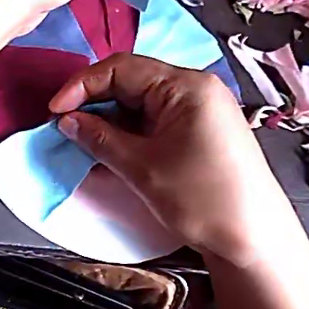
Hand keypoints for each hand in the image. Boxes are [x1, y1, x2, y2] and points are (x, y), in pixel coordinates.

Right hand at [49, 54, 299, 267]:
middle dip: (95, 103)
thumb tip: (67, 121)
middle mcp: (195, 88)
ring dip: (111, 120)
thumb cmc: (201, 199)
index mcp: (185, 85)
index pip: (121, 68)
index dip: (81, 86)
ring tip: (84, 143)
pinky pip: (156, 120)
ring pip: (141, 103)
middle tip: (66, 128)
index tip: (54, 112)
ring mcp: (200, 110)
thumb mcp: (142, 168)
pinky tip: (111, 150)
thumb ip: (100, 138)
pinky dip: (130, 133)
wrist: (254, 240)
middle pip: (131, 82)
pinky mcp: (200, 131)